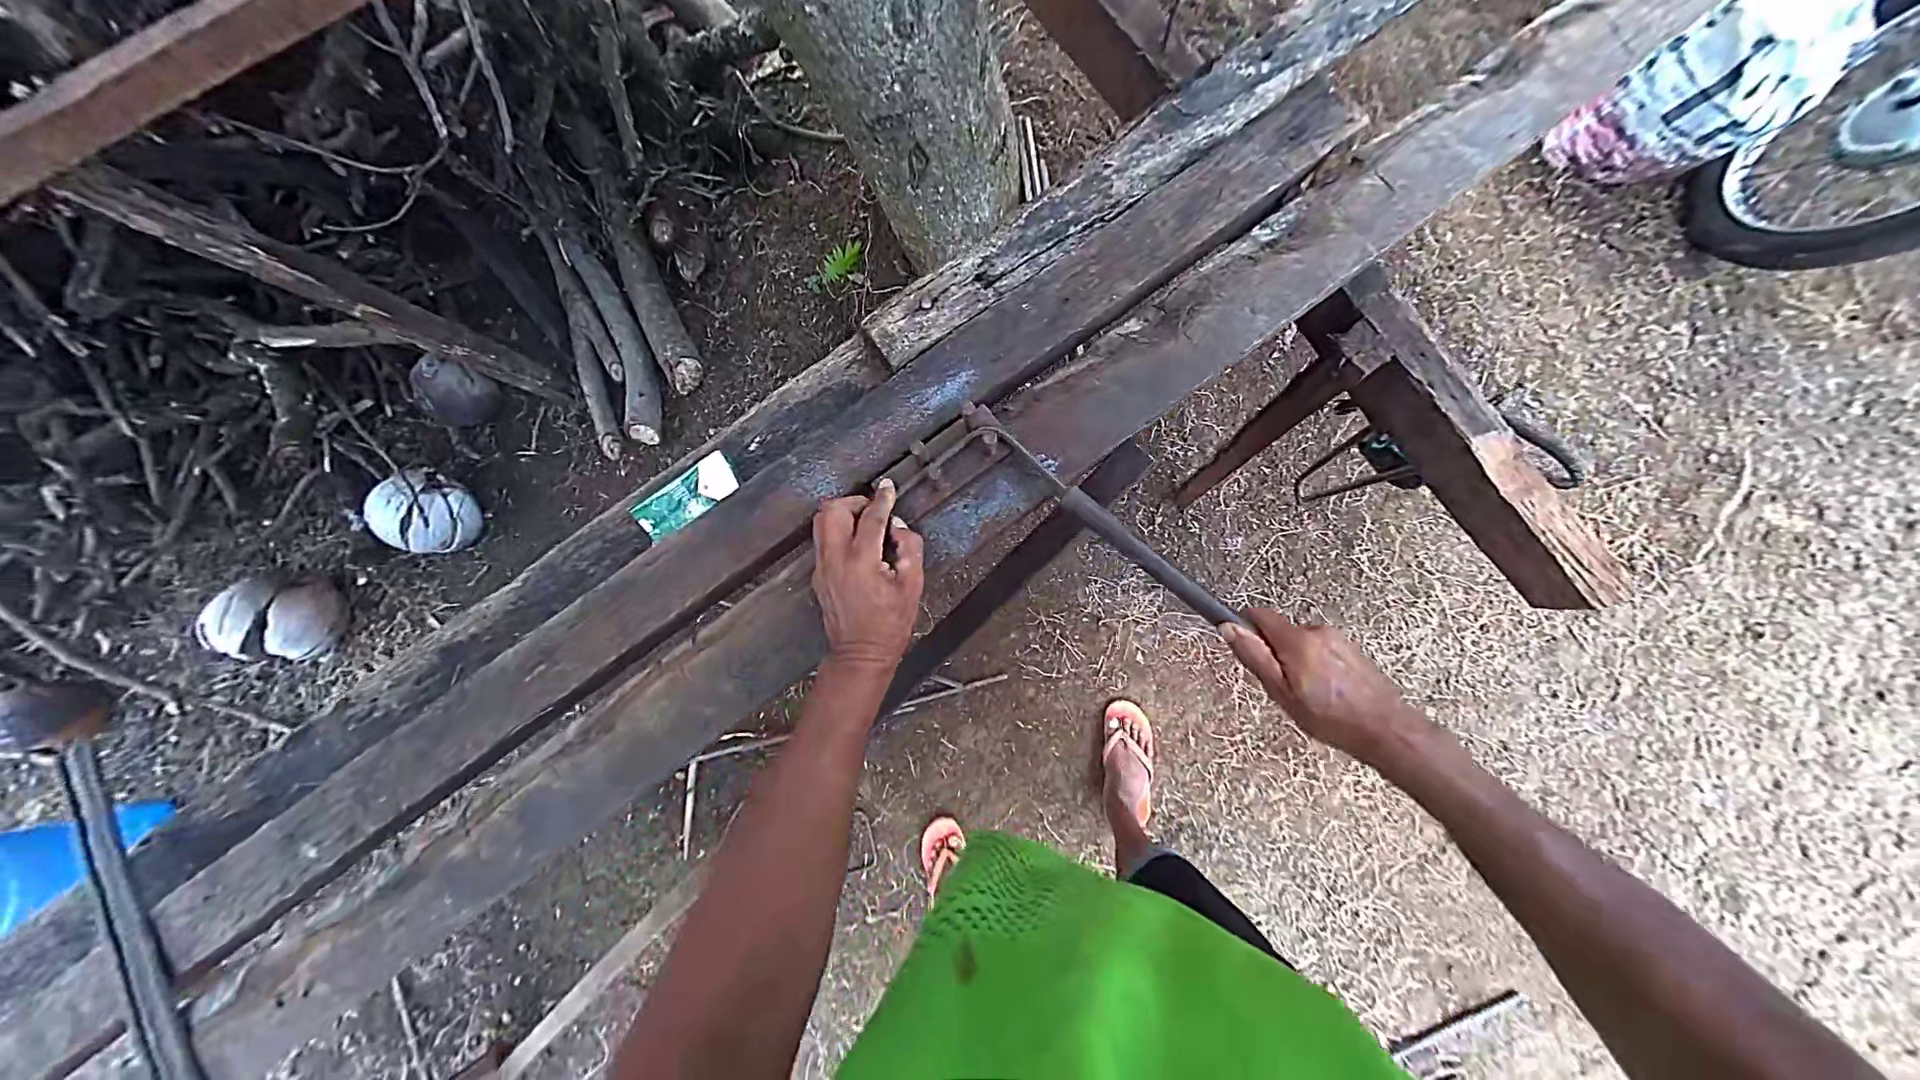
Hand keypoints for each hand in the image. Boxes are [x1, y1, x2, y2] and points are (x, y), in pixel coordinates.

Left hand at [811, 478, 924, 670]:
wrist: (861, 653)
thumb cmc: (889, 624)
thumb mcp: (913, 585)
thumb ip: (910, 548)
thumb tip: (898, 527)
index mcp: (861, 561)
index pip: (871, 518)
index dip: (883, 499)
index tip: (888, 488)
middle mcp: (836, 560)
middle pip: (833, 511)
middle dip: (855, 501)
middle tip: (873, 508)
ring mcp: (822, 568)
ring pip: (821, 523)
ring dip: (842, 514)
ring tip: (864, 523)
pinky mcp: (818, 575)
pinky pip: (823, 540)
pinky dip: (838, 532)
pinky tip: (857, 544)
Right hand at [1221, 610, 1436, 764]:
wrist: (1386, 730)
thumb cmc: (1334, 718)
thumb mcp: (1280, 692)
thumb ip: (1254, 656)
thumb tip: (1230, 628)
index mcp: (1297, 640)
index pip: (1258, 615)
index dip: (1247, 630)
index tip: (1248, 650)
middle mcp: (1318, 632)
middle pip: (1280, 632)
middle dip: (1275, 654)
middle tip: (1283, 685)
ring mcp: (1338, 639)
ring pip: (1301, 643)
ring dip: (1297, 662)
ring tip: (1309, 693)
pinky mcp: (1351, 650)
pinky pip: (1320, 651)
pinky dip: (1317, 667)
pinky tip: (1326, 692)